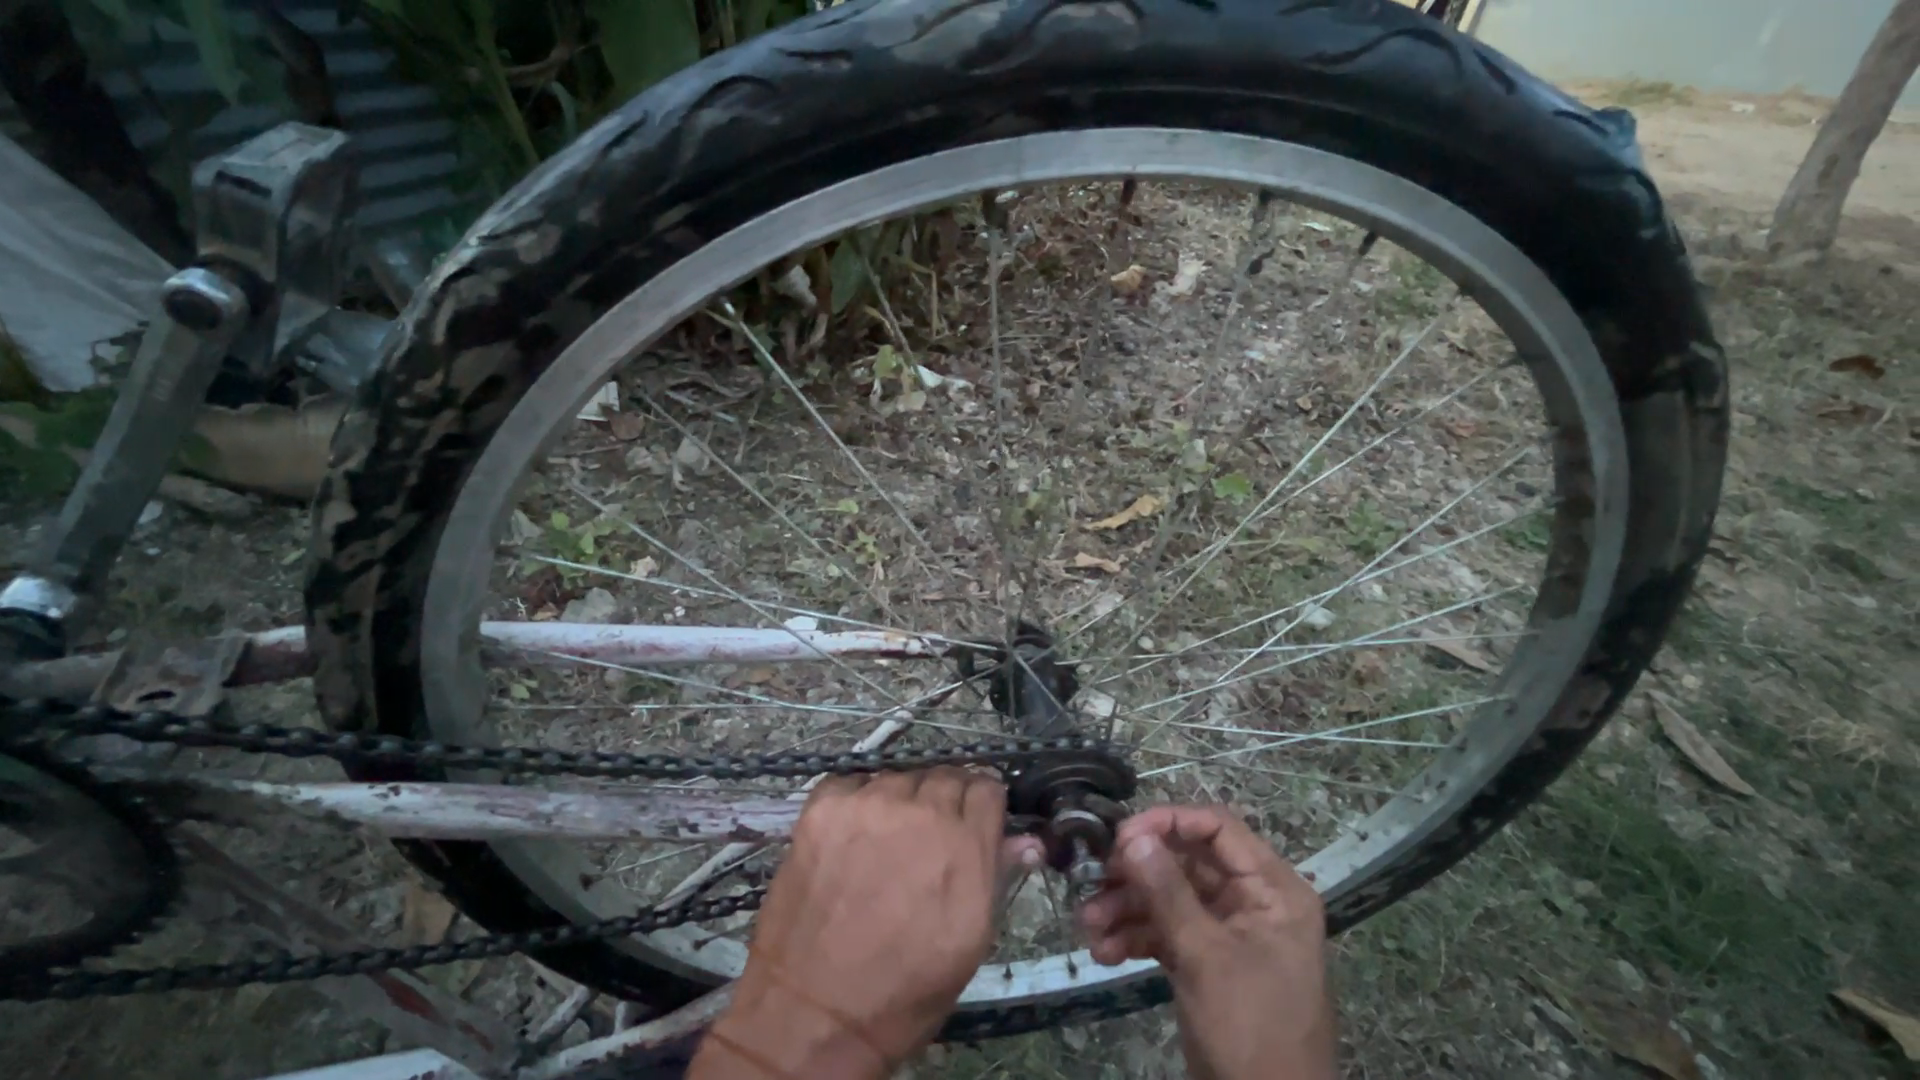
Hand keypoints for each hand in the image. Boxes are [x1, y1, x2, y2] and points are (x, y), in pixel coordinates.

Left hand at [690, 768, 1042, 1079]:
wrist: (813, 1011)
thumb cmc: (906, 989)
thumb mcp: (971, 939)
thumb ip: (997, 874)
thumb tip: (1028, 840)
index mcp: (964, 846)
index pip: (986, 787)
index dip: (983, 804)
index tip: (974, 820)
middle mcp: (919, 813)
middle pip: (944, 777)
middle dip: (945, 802)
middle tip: (930, 838)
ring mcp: (867, 805)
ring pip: (898, 779)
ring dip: (901, 801)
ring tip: (887, 840)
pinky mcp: (822, 808)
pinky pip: (852, 783)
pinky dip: (857, 801)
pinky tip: (852, 835)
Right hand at [1078, 805, 1334, 1079]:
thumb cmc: (1251, 1028)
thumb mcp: (1205, 956)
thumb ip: (1167, 891)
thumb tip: (1133, 834)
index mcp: (1272, 889)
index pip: (1217, 828)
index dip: (1168, 823)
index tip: (1120, 836)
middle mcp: (1252, 901)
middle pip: (1186, 863)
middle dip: (1137, 874)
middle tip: (1092, 880)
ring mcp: (1228, 933)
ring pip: (1170, 899)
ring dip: (1127, 908)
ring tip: (1087, 926)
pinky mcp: (1207, 963)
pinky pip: (1167, 933)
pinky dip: (1135, 937)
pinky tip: (1103, 951)